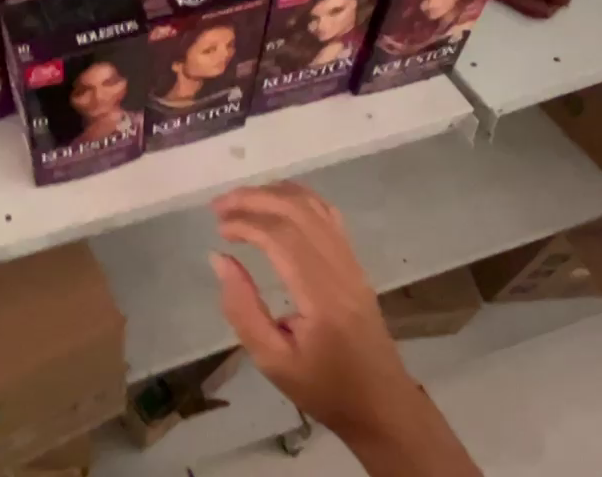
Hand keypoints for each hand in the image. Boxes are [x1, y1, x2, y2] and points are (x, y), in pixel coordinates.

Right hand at [209, 183, 413, 435]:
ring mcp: (353, 264)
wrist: (383, 407)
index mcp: (322, 298)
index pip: (282, 238)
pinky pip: (328, 216)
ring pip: (314, 207)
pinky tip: (274, 204)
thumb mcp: (272, 361)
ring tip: (240, 201)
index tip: (218, 230)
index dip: (246, 223)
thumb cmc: (324, 389)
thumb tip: (220, 258)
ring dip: (274, 194)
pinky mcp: (356, 264)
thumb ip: (242, 308)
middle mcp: (342, 271)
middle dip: (254, 198)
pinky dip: (297, 199)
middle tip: (219, 206)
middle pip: (297, 211)